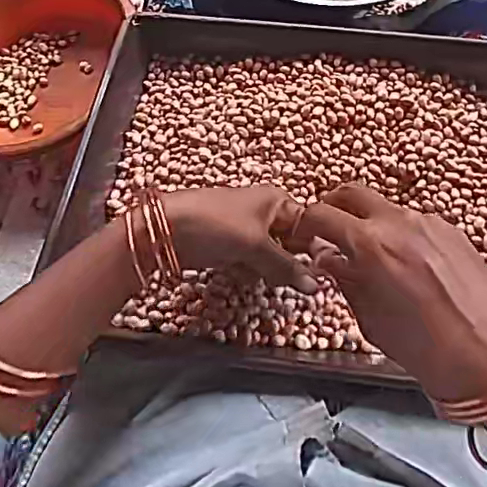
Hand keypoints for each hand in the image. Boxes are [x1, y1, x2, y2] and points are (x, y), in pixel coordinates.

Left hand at [162, 186, 318, 292]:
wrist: (165, 230)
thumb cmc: (215, 224)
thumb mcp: (256, 245)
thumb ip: (286, 266)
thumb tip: (315, 285)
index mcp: (276, 200)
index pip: (309, 225)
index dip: (314, 249)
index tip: (321, 273)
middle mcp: (265, 213)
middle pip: (290, 244)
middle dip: (287, 263)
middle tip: (284, 275)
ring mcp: (246, 231)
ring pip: (271, 258)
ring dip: (265, 270)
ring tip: (252, 269)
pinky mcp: (230, 247)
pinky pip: (251, 264)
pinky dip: (248, 271)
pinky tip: (237, 272)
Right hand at [289, 183, 486, 399]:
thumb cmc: (432, 350)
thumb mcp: (370, 319)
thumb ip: (346, 281)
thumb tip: (330, 262)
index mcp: (373, 245)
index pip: (321, 214)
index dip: (305, 224)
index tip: (303, 237)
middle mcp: (401, 224)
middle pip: (351, 194)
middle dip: (332, 208)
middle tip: (325, 232)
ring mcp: (430, 223)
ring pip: (384, 208)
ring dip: (366, 223)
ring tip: (365, 255)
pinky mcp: (452, 232)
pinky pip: (412, 222)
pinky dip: (396, 234)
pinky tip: (400, 263)